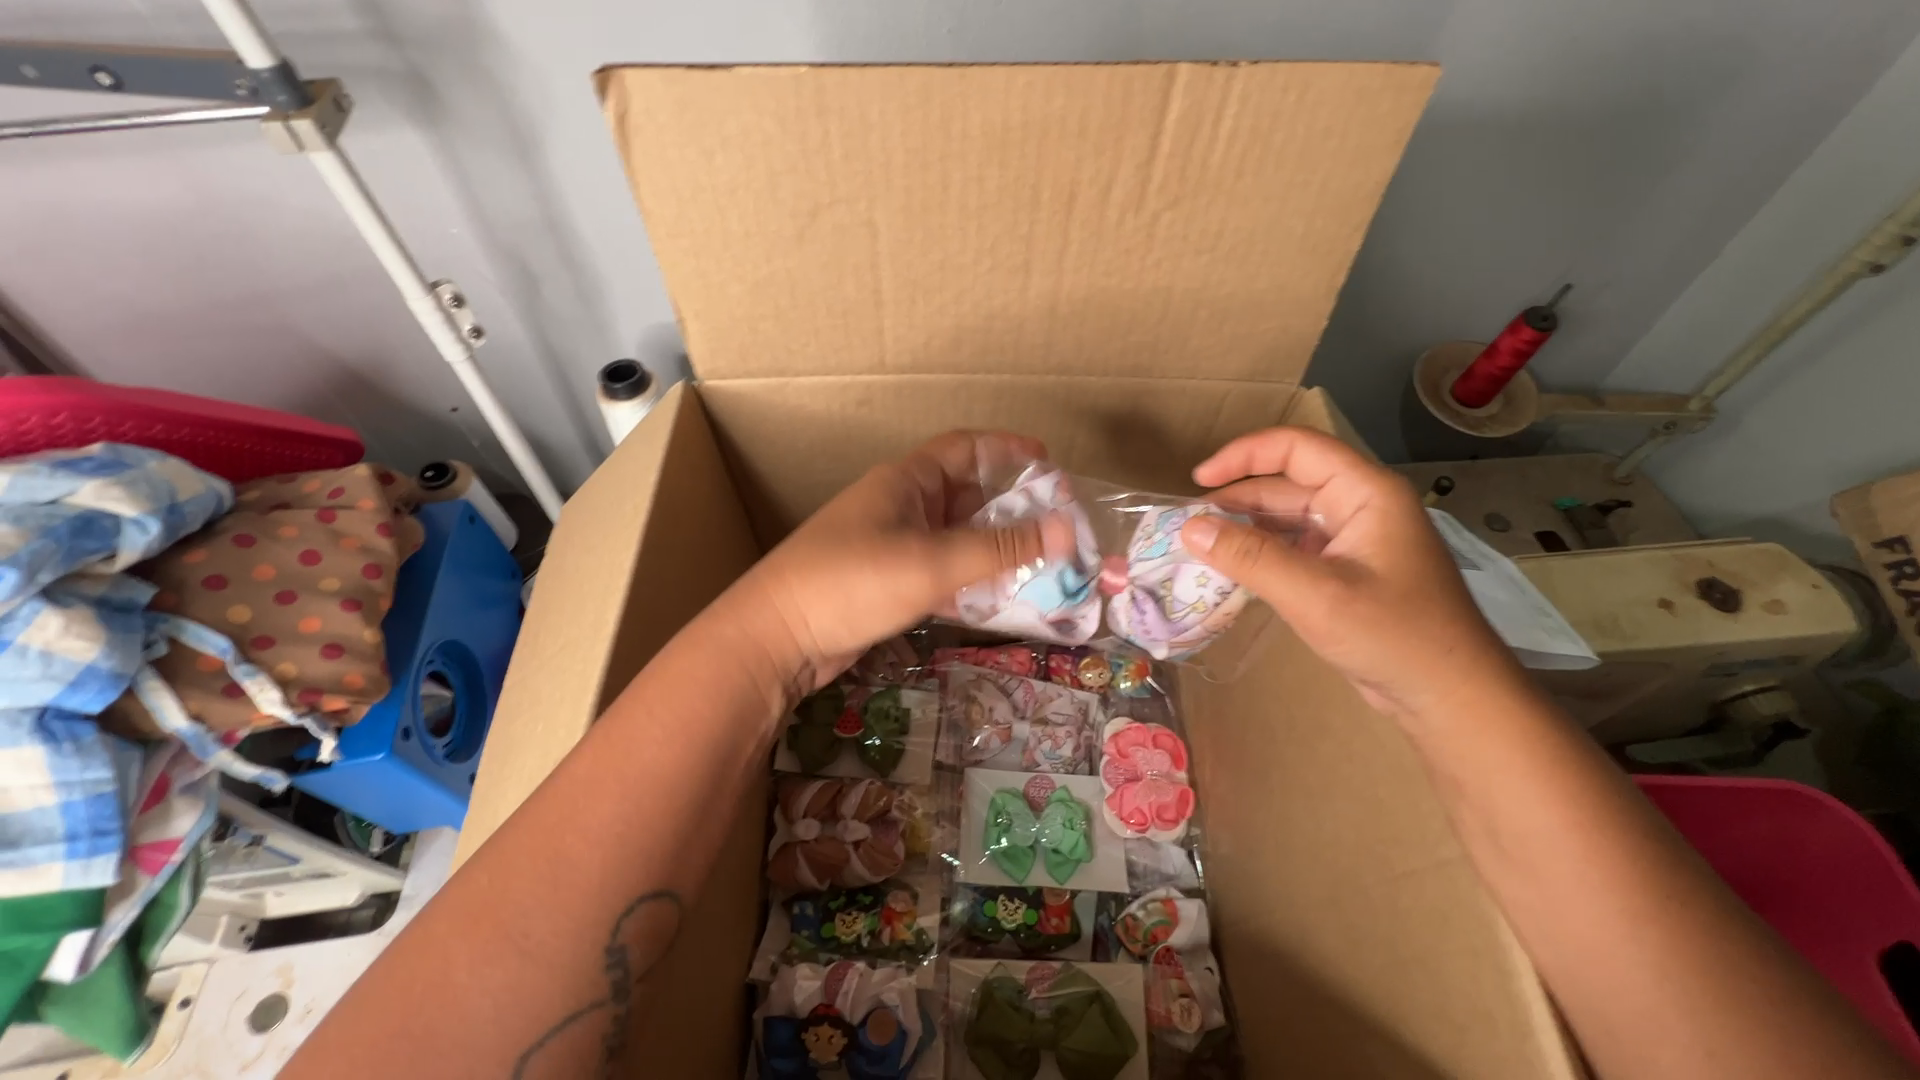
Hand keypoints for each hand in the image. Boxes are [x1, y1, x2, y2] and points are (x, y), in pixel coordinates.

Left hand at [729, 430, 1066, 698]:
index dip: (1007, 450)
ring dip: (993, 550)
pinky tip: (998, 601)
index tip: (1049, 465)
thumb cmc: (852, 582)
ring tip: (1042, 567)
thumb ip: (1001, 549)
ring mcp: (890, 546)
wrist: (777, 637)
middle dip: (1011, 509)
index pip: (965, 448)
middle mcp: (900, 506)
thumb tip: (1068, 528)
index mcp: (906, 481)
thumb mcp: (932, 562)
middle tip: (1059, 530)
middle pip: (966, 495)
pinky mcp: (885, 584)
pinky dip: (969, 581)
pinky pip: (939, 572)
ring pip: (954, 538)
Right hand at [1178, 427, 1526, 718]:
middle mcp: (1362, 507)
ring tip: (1202, 547)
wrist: (1451, 696)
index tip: (1198, 480)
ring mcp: (1357, 542)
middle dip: (1237, 499)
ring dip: (1247, 530)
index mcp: (1366, 493)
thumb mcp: (1313, 594)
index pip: (1297, 448)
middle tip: (1189, 525)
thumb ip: (1249, 558)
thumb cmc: (1392, 635)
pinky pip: (1297, 549)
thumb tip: (1188, 528)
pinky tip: (1233, 572)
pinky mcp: (1350, 574)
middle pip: (1289, 483)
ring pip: (1290, 519)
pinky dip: (1263, 556)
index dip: (1243, 455)